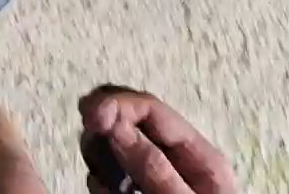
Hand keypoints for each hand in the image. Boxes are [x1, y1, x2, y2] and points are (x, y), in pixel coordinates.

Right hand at [79, 87, 236, 193]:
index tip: (90, 114)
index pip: (150, 107)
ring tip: (101, 178)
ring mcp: (156, 178)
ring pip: (114, 143)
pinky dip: (100, 178)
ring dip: (99, 153)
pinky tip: (103, 191)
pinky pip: (110, 173)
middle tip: (89, 138)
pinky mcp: (139, 193)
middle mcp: (176, 160)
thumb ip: (154, 166)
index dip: (116, 103)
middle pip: (128, 118)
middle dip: (103, 124)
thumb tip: (116, 125)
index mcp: (199, 156)